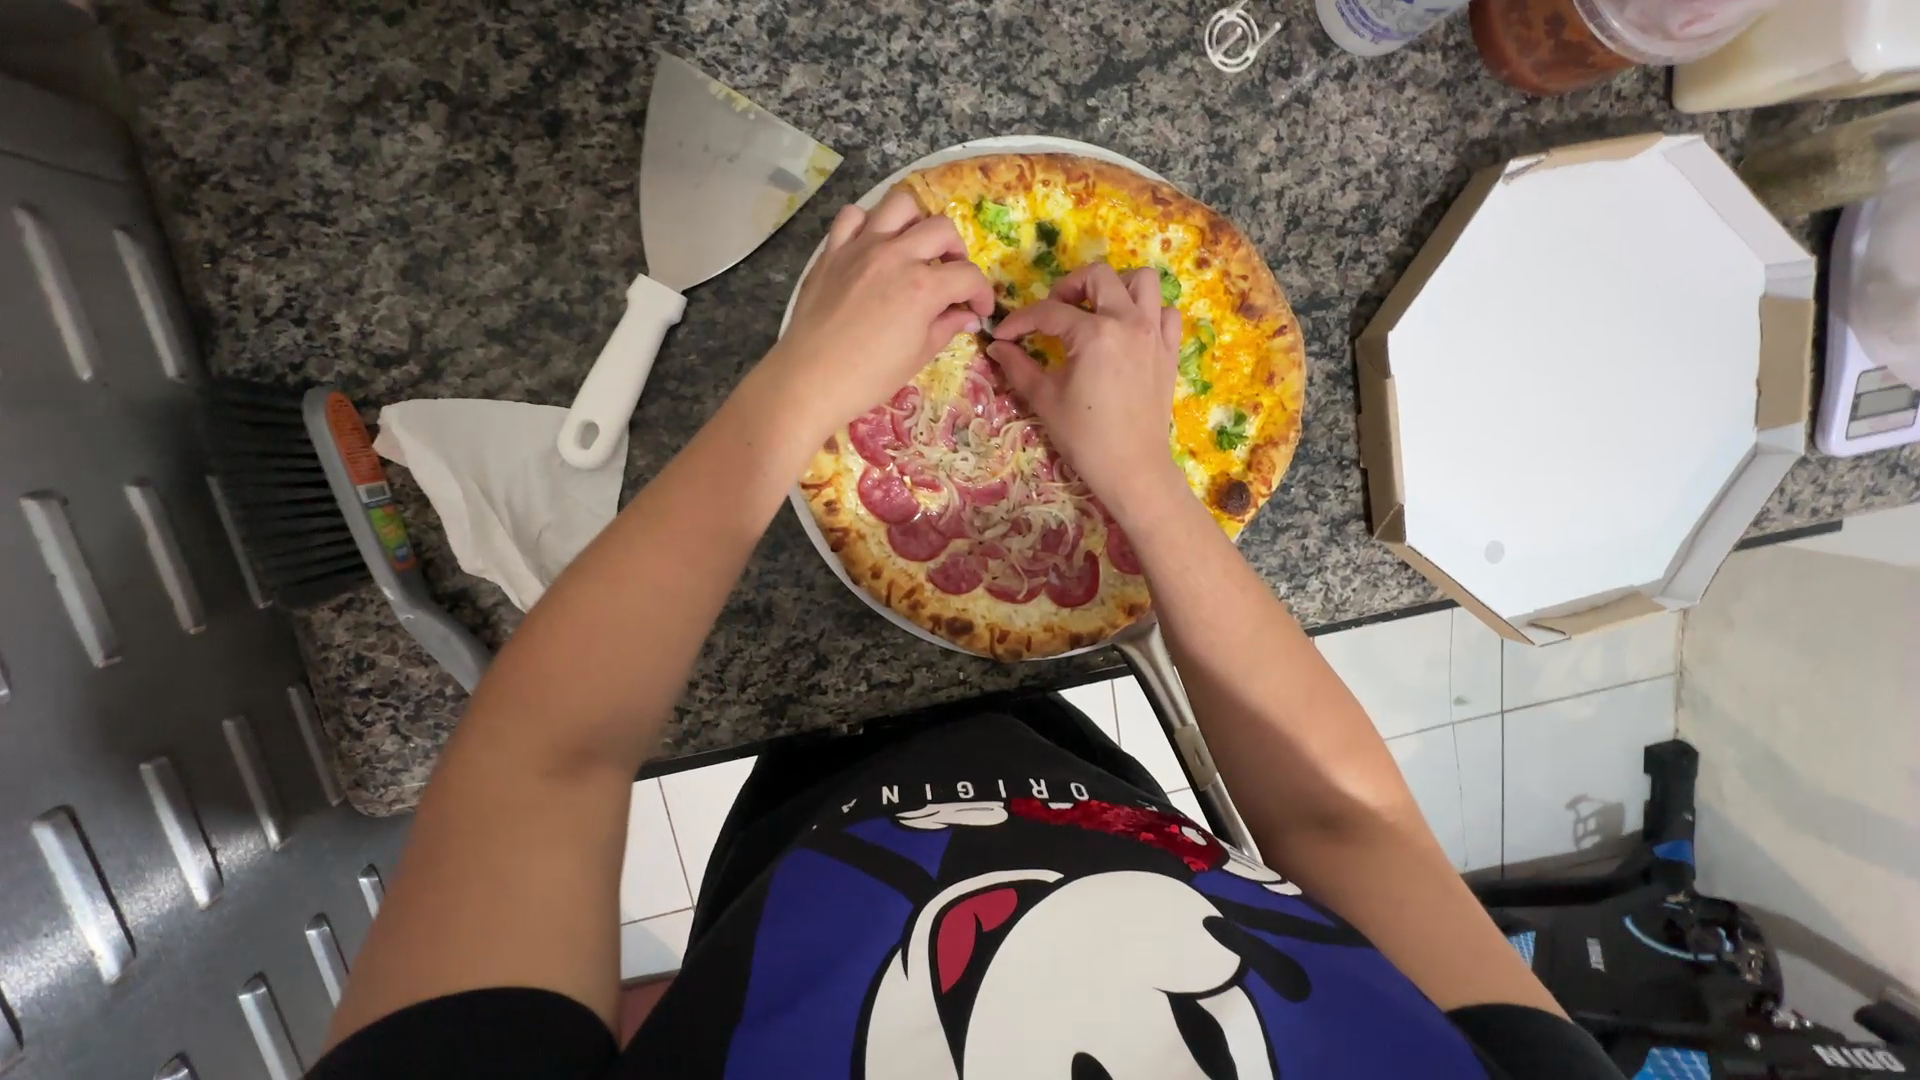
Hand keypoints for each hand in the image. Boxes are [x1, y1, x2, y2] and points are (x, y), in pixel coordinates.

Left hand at [767, 190, 993, 435]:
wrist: (810, 379)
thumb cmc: (869, 377)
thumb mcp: (917, 357)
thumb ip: (946, 327)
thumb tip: (966, 316)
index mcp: (922, 286)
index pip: (967, 276)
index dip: (981, 294)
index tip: (979, 310)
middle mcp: (895, 255)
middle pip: (941, 229)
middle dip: (957, 252)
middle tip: (952, 276)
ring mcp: (861, 247)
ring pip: (900, 205)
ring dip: (917, 222)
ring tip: (916, 248)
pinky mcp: (832, 251)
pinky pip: (853, 216)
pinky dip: (869, 224)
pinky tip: (873, 246)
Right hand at [985, 263, 1185, 515]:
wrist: (1133, 468)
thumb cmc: (1085, 437)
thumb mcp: (1045, 400)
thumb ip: (1019, 367)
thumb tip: (997, 347)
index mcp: (1094, 333)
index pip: (1049, 312)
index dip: (1020, 321)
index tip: (1004, 335)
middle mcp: (1128, 322)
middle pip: (1099, 276)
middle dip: (1069, 286)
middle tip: (1054, 312)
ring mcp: (1154, 334)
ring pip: (1142, 281)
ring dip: (1116, 286)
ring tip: (1097, 309)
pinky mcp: (1169, 351)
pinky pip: (1165, 312)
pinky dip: (1147, 311)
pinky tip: (1128, 330)